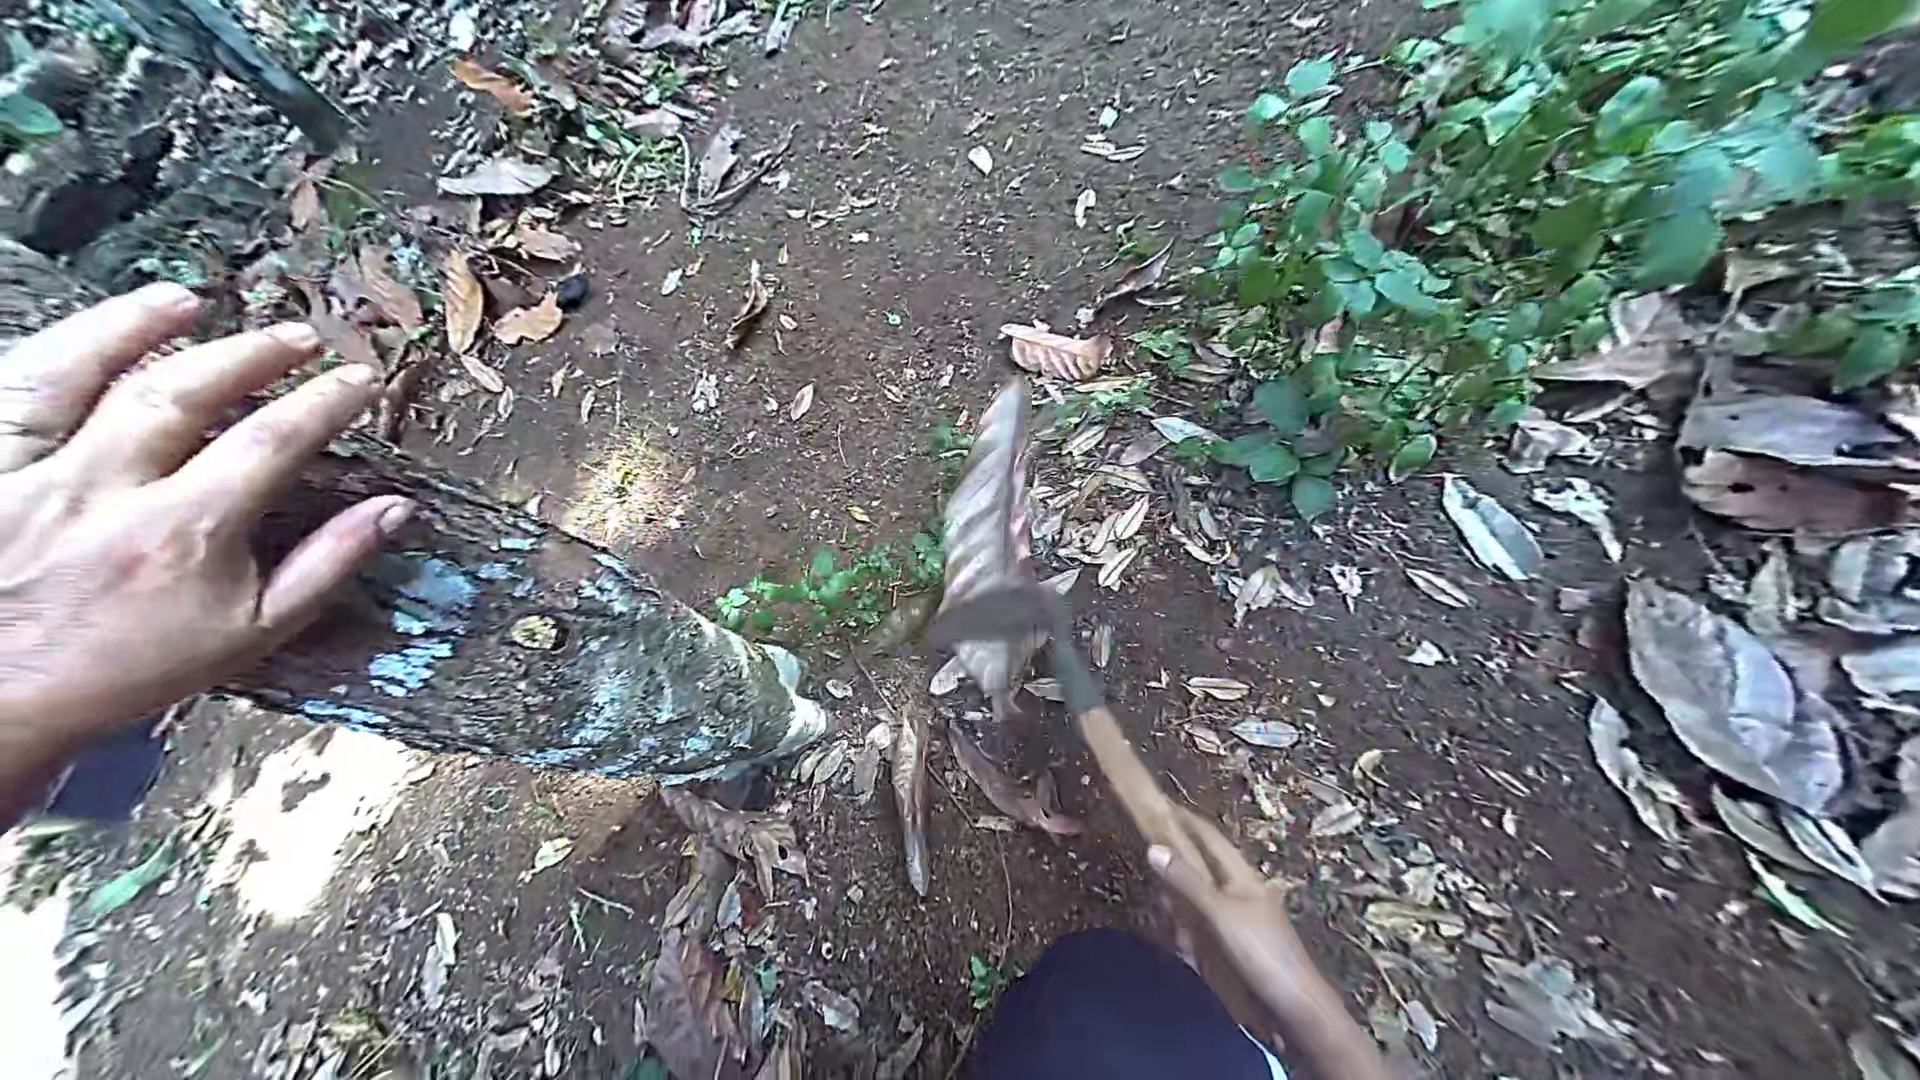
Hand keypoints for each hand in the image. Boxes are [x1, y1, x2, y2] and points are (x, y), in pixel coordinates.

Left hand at [0, 283, 411, 769]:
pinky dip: (37, 354)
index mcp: (186, 530)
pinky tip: (75, 334)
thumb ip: (331, 562)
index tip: (360, 379)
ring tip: (183, 301)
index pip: (272, 442)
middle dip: (247, 355)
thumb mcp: (261, 628)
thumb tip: (396, 509)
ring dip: (129, 329)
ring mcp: (14, 475)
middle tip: (296, 336)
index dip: (325, 402)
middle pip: (178, 394)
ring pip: (66, 376)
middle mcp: (99, 491)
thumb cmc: (138, 664)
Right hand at [1149, 808, 1392, 1079]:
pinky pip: (1198, 929)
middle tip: (1147, 863)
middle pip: (1198, 866)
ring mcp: (1233, 920)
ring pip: (1195, 899)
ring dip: (1178, 905)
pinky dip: (1185, 932)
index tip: (1157, 804)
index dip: (1184, 818)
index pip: (1207, 835)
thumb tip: (1153, 846)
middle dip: (1174, 866)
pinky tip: (1182, 943)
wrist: (1298, 1016)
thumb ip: (1187, 881)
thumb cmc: (1263, 953)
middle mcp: (1236, 891)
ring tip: (1166, 912)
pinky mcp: (1229, 947)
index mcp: (1241, 875)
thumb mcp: (1220, 913)